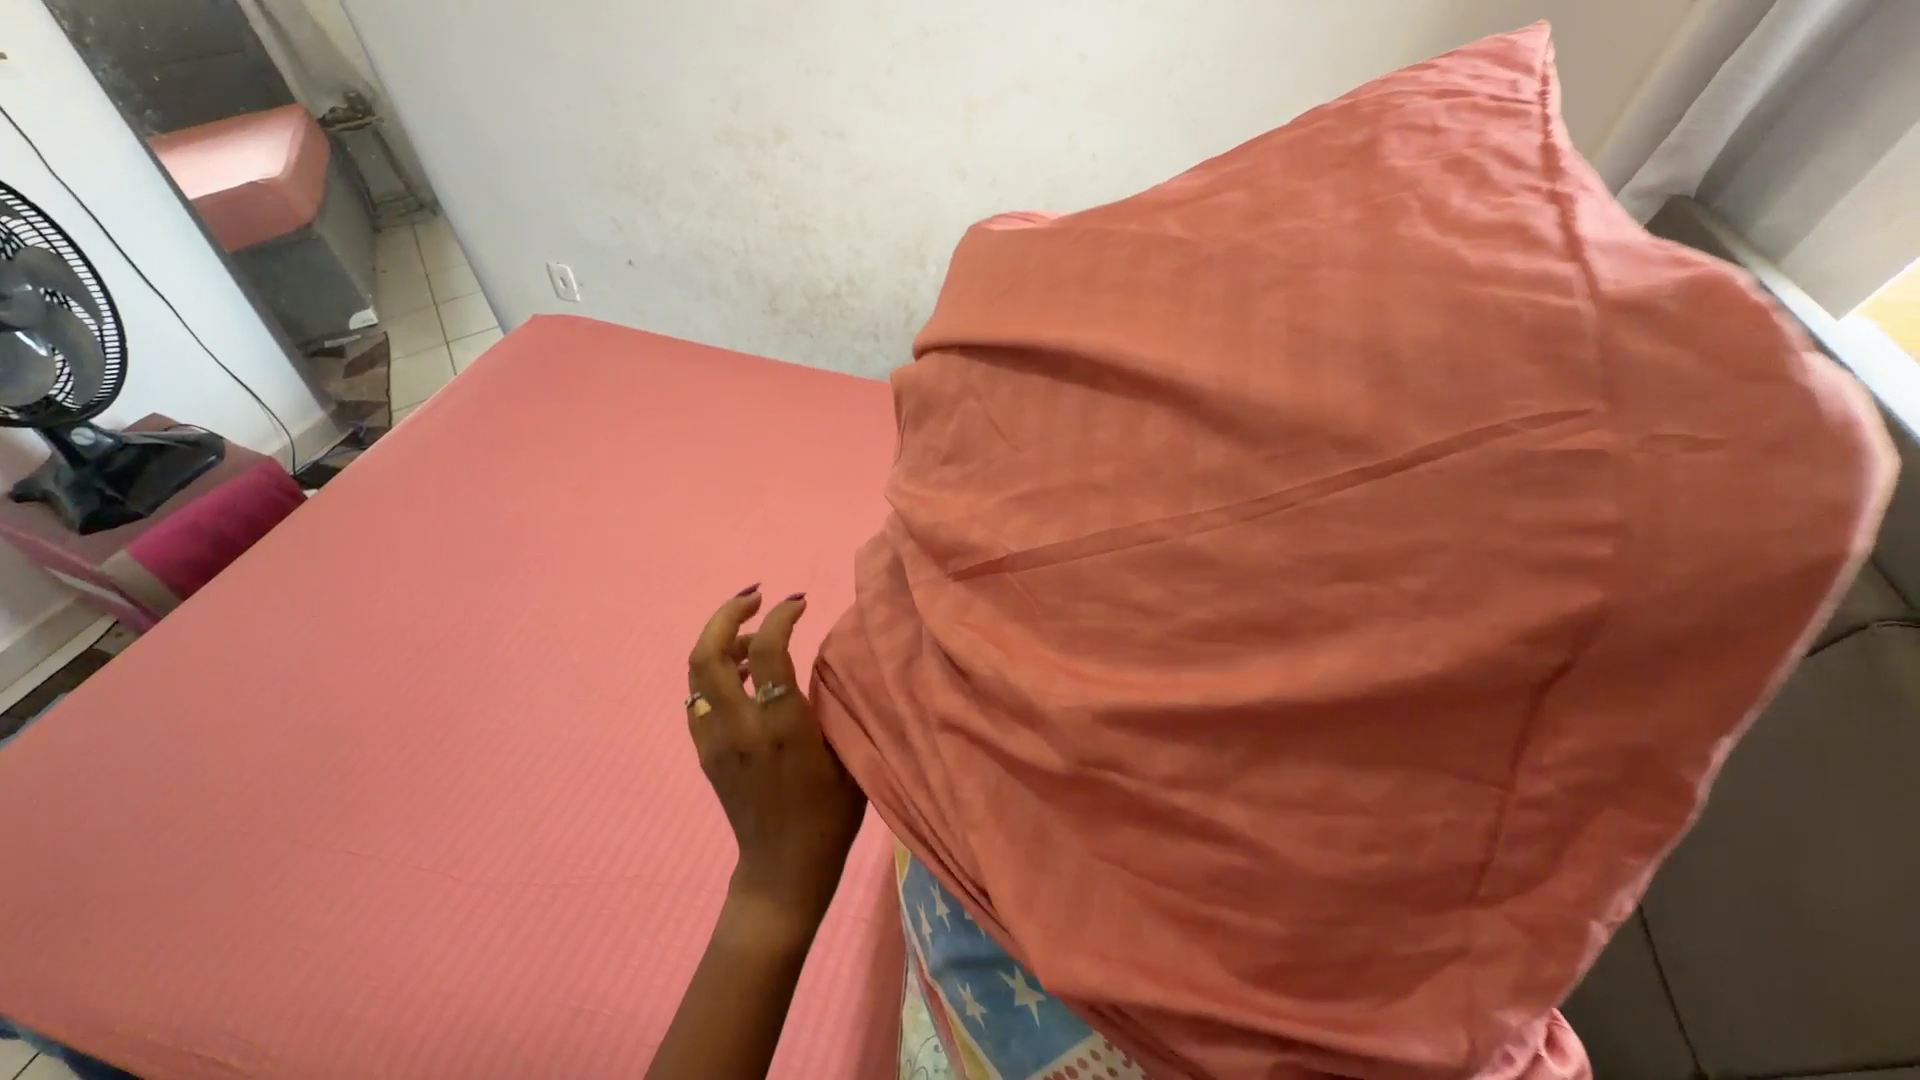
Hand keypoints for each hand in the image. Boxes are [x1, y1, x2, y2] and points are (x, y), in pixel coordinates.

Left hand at [685, 587, 866, 944]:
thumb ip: (830, 705)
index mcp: (782, 727)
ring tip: (751, 636)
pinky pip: (699, 698)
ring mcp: (715, 741)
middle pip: (708, 653)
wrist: (784, 868)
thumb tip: (820, 658)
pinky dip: (715, 672)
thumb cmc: (830, 815)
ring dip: (720, 641)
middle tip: (755, 596)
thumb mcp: (847, 755)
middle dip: (728, 613)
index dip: (780, 616)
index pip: (766, 651)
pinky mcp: (705, 754)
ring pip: (697, 673)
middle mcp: (739, 728)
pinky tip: (741, 675)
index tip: (799, 602)